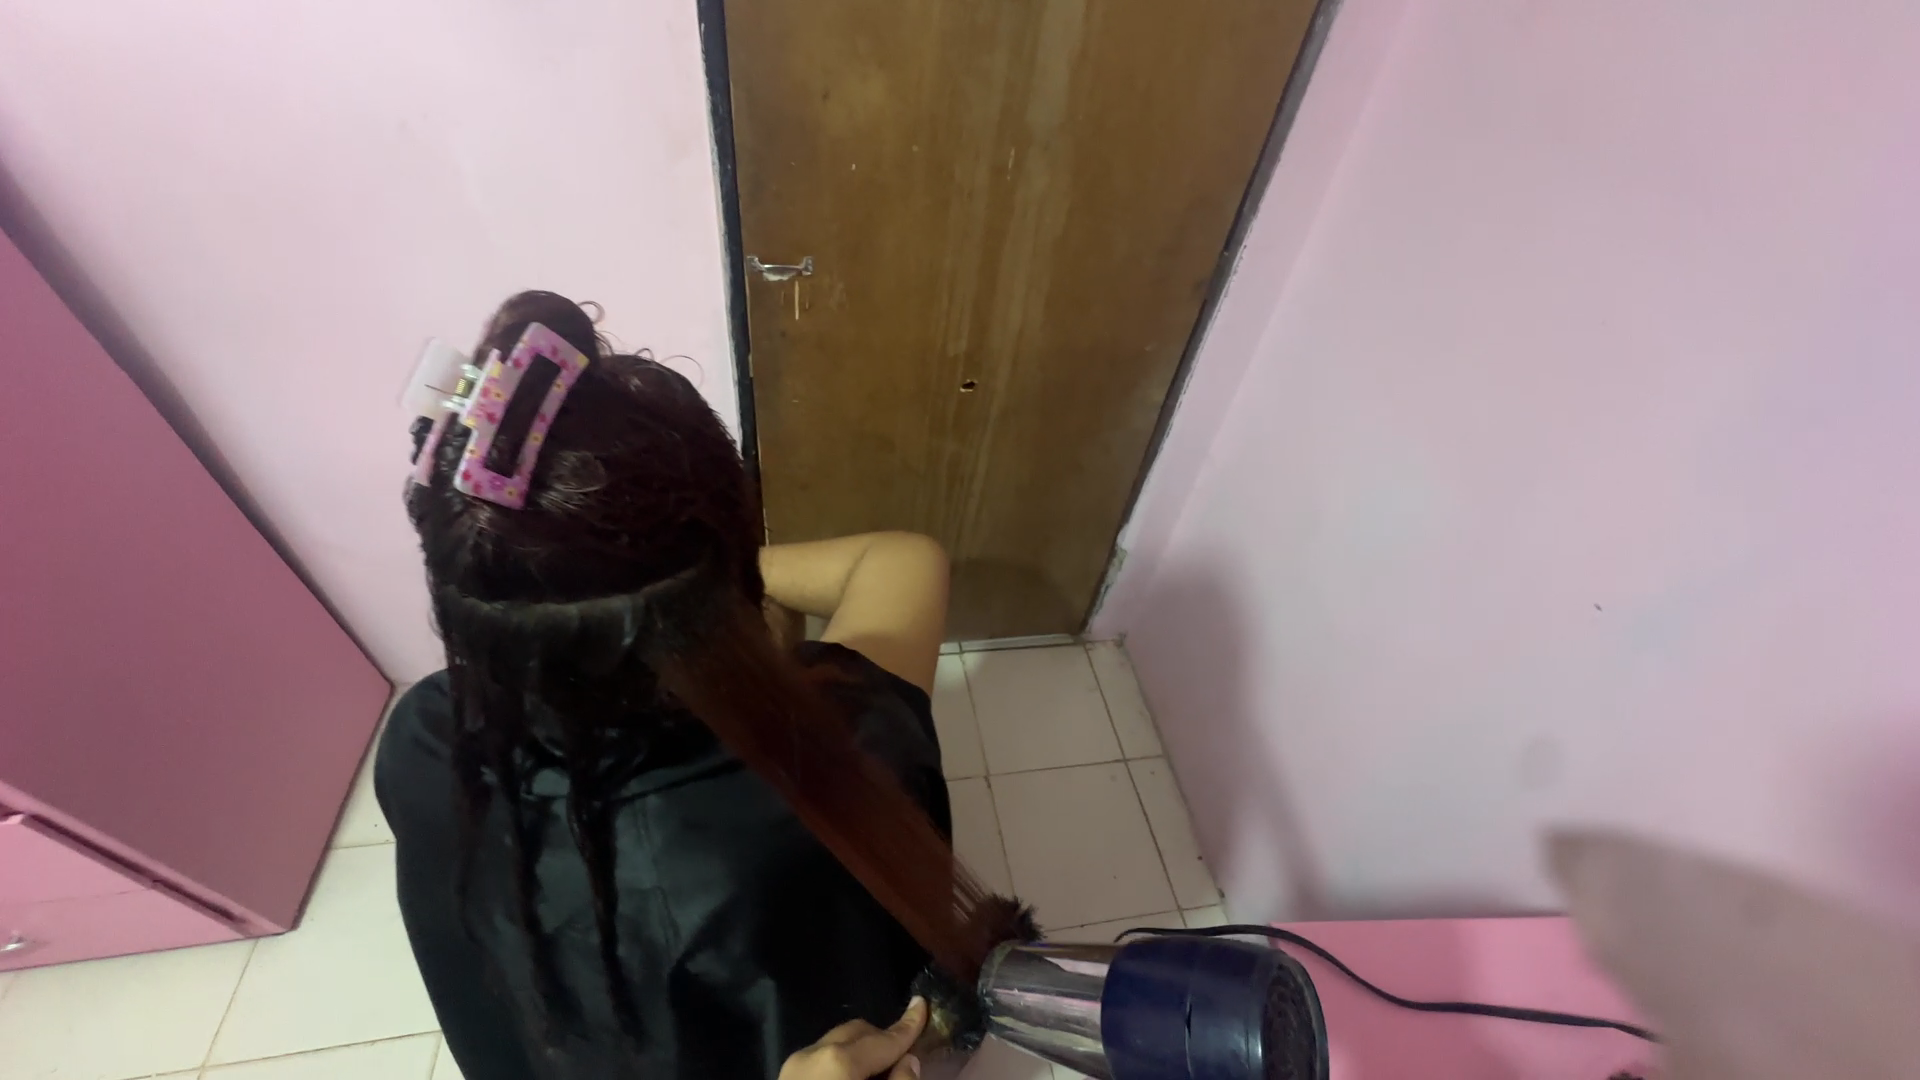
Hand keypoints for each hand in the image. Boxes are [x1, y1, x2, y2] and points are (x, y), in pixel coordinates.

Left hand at [780, 997, 928, 1079]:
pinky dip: (840, 1064)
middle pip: (858, 1031)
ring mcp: (792, 1065)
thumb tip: (908, 1061)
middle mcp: (813, 1052)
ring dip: (861, 1052)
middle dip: (882, 1038)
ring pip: (837, 1043)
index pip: (884, 1038)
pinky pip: (820, 1059)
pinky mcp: (782, 1077)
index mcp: (838, 1060)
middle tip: (903, 1053)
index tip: (922, 1005)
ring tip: (878, 1070)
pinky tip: (851, 1078)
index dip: (909, 1025)